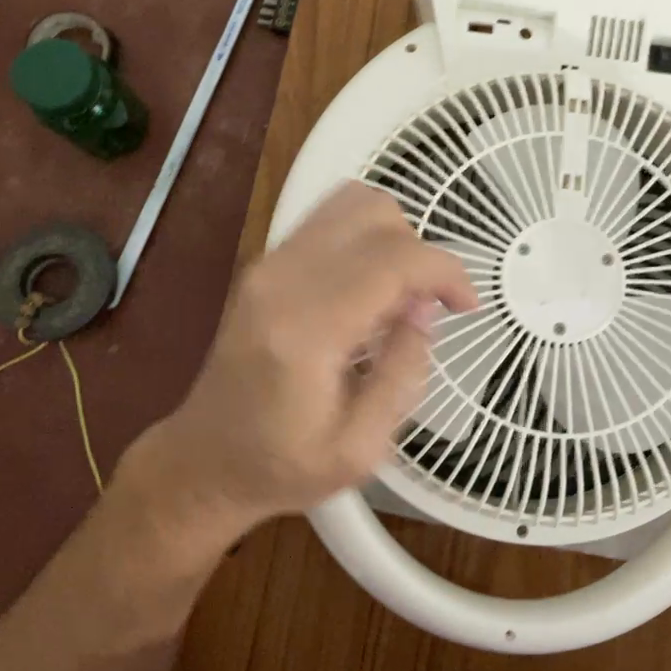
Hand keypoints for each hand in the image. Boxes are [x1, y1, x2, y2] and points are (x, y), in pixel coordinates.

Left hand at [123, 182, 477, 537]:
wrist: (204, 461)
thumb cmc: (282, 466)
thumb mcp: (362, 447)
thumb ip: (402, 372)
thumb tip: (424, 310)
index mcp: (306, 329)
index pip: (392, 259)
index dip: (445, 271)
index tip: (466, 305)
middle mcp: (282, 279)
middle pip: (374, 214)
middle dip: (420, 252)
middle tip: (427, 306)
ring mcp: (268, 265)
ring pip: (352, 203)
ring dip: (393, 239)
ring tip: (400, 294)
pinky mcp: (264, 264)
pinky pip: (329, 220)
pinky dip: (367, 239)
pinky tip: (370, 290)